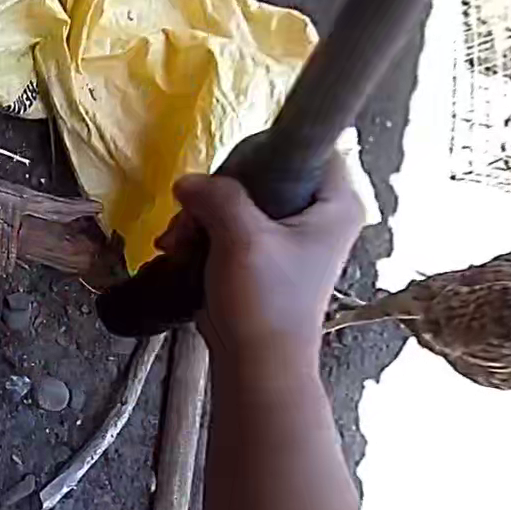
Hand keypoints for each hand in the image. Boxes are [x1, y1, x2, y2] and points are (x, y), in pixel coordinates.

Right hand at [159, 159, 362, 362]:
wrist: (255, 361)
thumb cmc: (263, 300)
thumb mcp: (242, 240)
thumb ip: (217, 199)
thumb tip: (186, 181)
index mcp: (334, 204)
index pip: (304, 148)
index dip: (261, 155)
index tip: (224, 181)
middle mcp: (315, 215)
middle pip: (259, 178)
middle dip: (214, 198)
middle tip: (188, 221)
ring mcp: (286, 239)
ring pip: (235, 205)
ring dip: (198, 220)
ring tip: (176, 244)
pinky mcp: (259, 258)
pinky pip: (225, 230)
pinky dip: (199, 238)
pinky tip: (178, 252)